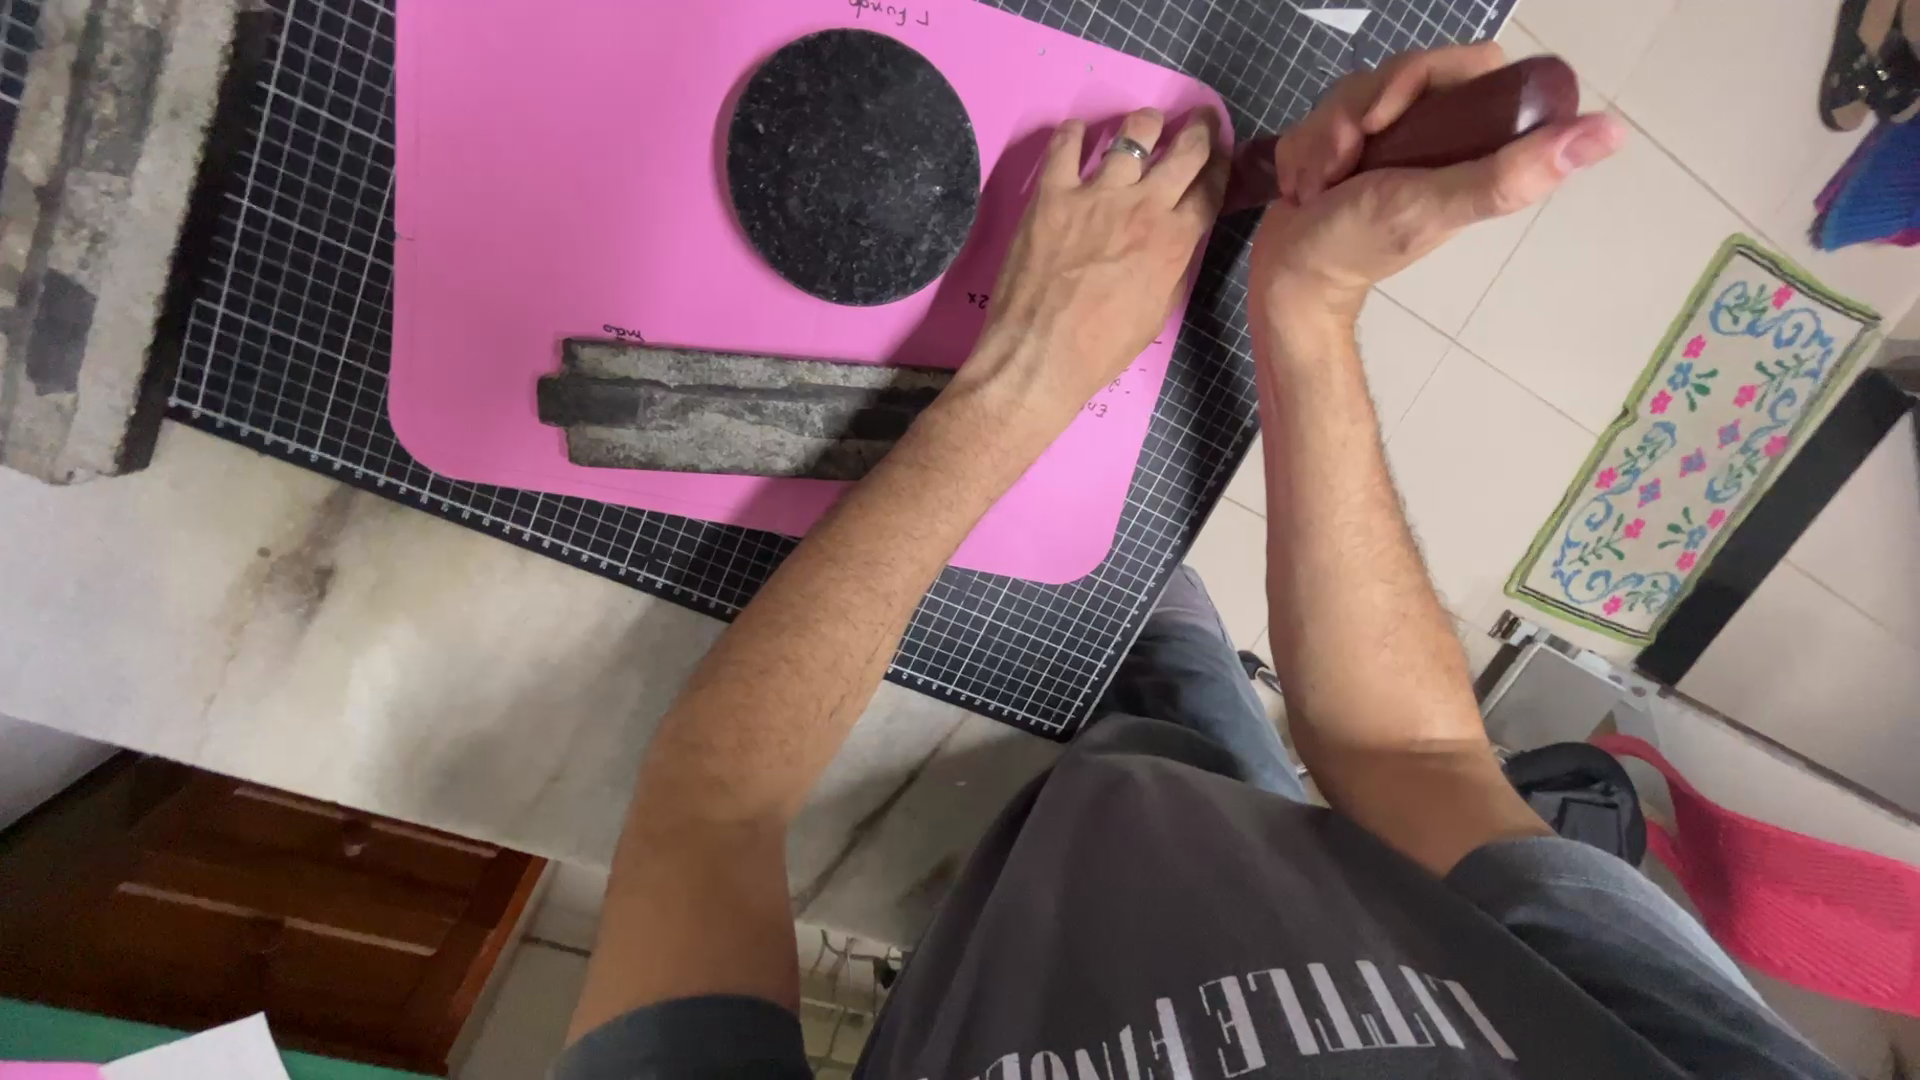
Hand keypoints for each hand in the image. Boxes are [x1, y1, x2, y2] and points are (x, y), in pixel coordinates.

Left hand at [963, 107, 1228, 418]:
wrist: (1038, 357)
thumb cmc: (1100, 351)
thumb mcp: (1156, 315)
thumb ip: (1172, 269)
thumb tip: (1177, 242)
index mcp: (1174, 240)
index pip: (1211, 186)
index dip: (1221, 165)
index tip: (1220, 154)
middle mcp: (1142, 206)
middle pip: (1184, 149)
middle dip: (1198, 129)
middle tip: (1198, 121)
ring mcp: (1096, 195)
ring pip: (1133, 132)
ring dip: (1145, 124)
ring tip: (1144, 126)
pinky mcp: (1052, 194)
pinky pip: (1066, 145)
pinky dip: (1076, 133)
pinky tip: (1079, 135)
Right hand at [1252, 45, 1625, 326]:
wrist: (1287, 281)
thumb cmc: (1355, 248)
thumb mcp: (1430, 208)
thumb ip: (1505, 175)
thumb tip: (1610, 135)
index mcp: (1467, 143)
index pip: (1464, 65)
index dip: (1416, 76)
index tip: (1381, 116)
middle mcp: (1428, 137)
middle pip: (1397, 74)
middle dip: (1352, 115)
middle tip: (1340, 164)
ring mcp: (1380, 145)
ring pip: (1349, 95)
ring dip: (1321, 141)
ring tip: (1317, 186)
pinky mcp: (1338, 154)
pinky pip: (1316, 122)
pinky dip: (1301, 155)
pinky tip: (1303, 189)